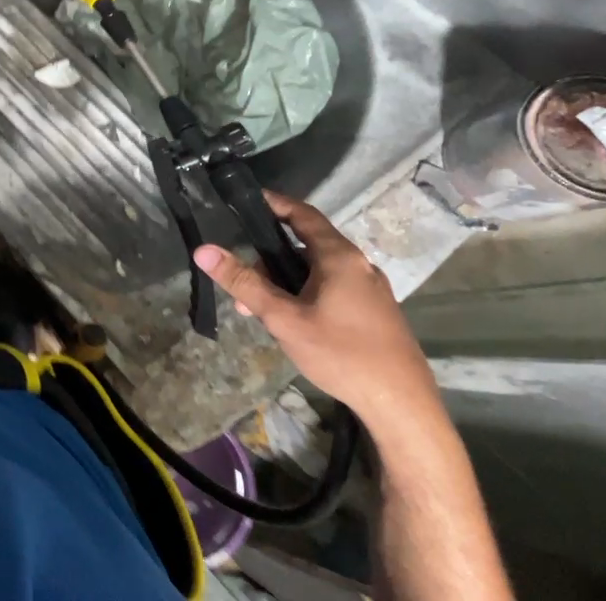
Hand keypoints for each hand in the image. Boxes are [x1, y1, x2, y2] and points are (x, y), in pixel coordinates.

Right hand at [193, 192, 438, 425]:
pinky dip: (304, 293)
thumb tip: (203, 250)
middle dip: (267, 259)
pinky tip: (290, 322)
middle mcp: (359, 265)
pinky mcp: (375, 312)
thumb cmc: (341, 354)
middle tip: (239, 280)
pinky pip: (331, 288)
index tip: (244, 201)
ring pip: (317, 271)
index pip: (303, 215)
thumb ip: (243, 282)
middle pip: (305, 246)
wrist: (402, 405)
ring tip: (257, 310)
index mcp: (340, 257)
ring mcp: (371, 290)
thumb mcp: (283, 318)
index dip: (273, 203)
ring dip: (283, 281)